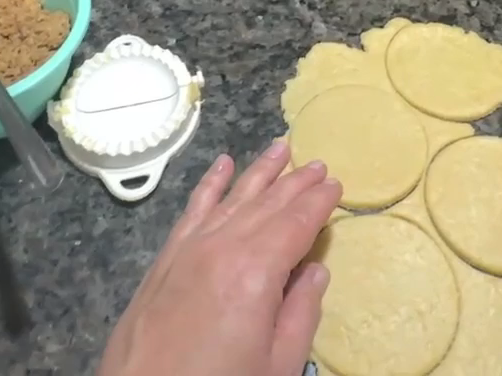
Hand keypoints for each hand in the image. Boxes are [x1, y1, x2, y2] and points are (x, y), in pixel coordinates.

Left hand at [98, 141, 341, 375]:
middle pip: (268, 203)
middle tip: (318, 164)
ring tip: (281, 147)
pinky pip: (193, 208)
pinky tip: (223, 163)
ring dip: (260, 170)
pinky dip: (210, 183)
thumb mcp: (276, 369)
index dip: (318, 203)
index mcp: (256, 272)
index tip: (335, 184)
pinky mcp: (166, 258)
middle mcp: (223, 246)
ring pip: (233, 196)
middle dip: (296, 182)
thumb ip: (300, 316)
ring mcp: (190, 248)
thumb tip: (315, 270)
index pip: (296, 223)